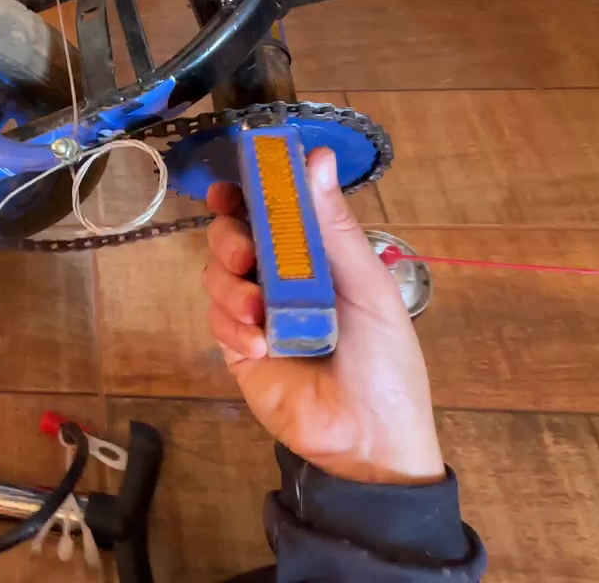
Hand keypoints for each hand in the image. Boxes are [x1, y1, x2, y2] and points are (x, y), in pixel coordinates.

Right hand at [202, 148, 444, 484]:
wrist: (368, 442)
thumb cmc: (383, 360)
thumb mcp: (365, 287)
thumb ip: (333, 225)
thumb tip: (318, 156)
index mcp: (312, 255)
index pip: (268, 209)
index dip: (244, 191)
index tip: (229, 186)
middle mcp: (277, 275)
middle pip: (230, 233)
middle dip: (229, 237)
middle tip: (245, 256)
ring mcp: (253, 309)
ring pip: (215, 271)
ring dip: (231, 287)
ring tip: (258, 315)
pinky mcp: (235, 344)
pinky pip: (215, 317)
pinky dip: (232, 326)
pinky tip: (261, 346)